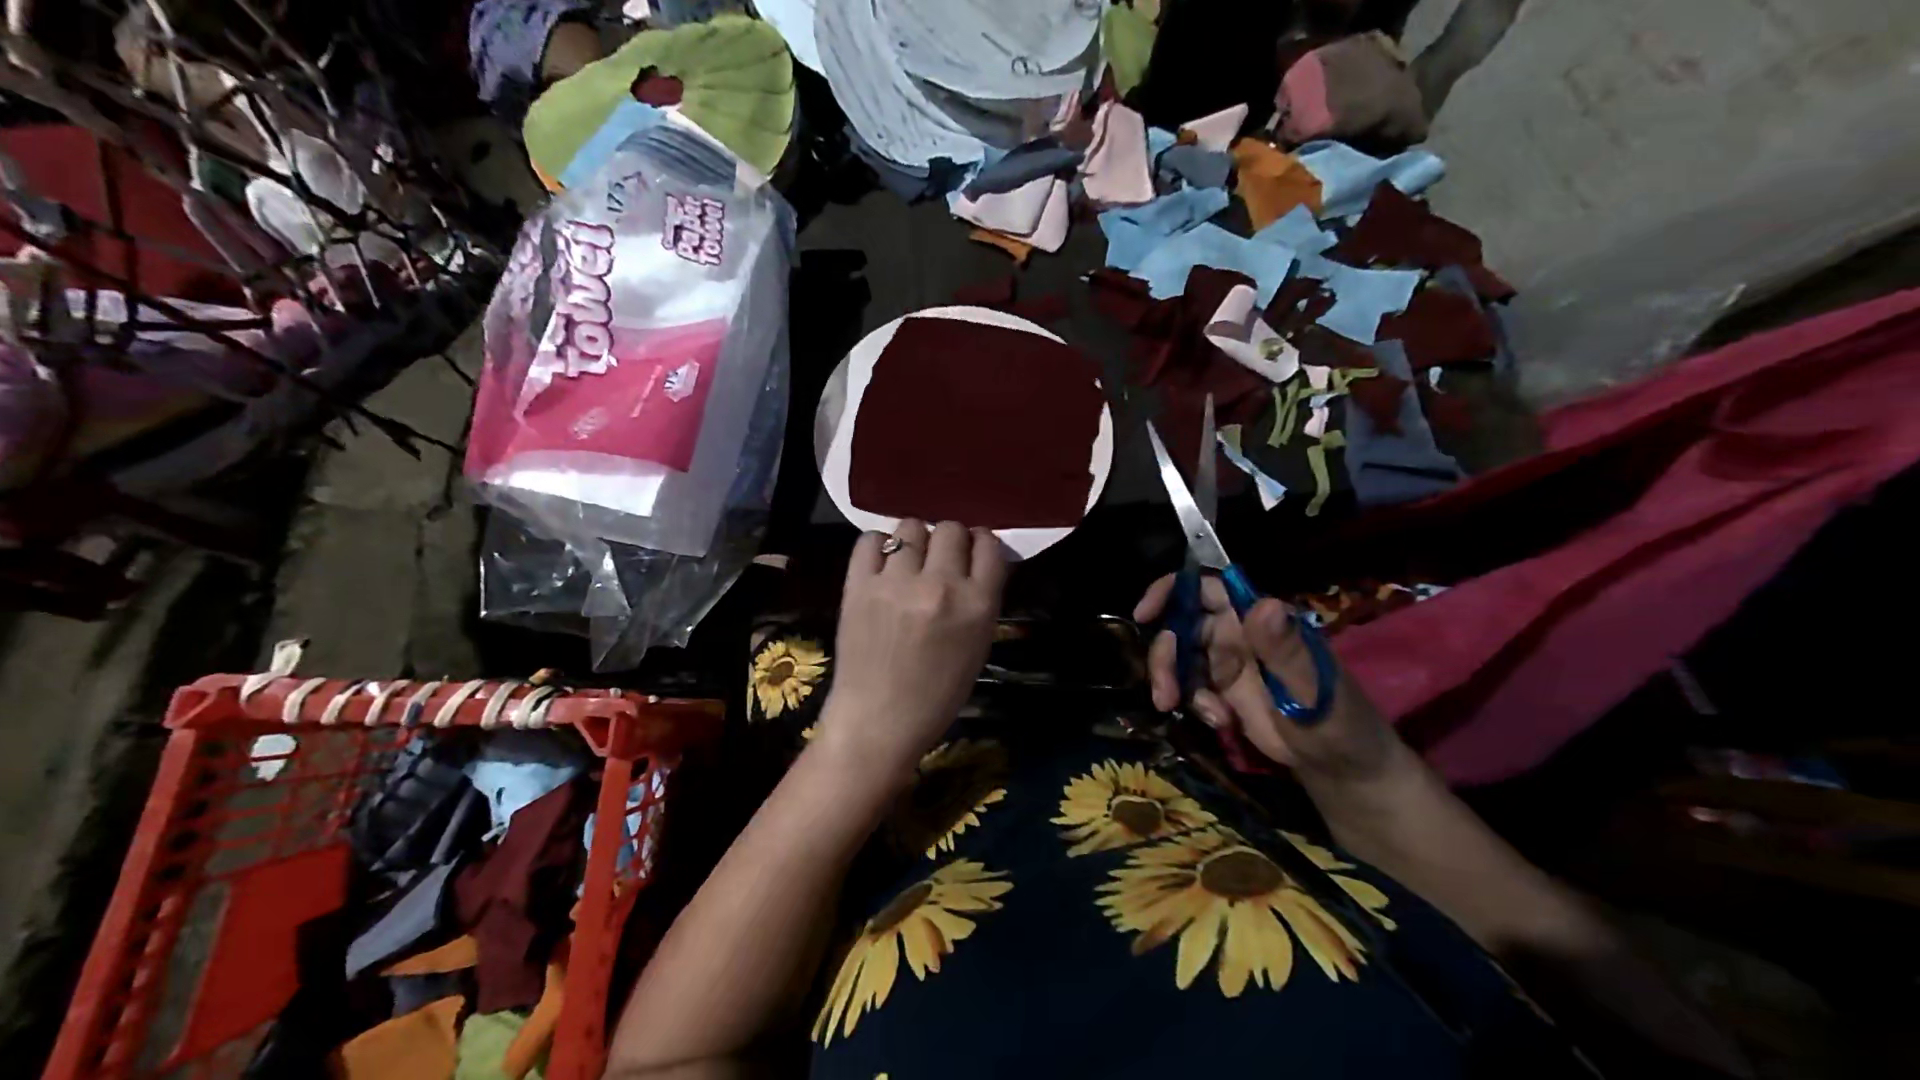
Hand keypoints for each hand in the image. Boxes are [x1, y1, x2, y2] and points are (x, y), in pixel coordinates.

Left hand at [815, 520, 1007, 777]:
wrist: (879, 721)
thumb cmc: (936, 694)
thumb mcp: (978, 646)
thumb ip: (981, 599)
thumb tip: (975, 560)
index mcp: (977, 605)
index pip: (988, 544)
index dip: (982, 542)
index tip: (973, 550)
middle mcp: (940, 586)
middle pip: (951, 529)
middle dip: (950, 539)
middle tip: (940, 558)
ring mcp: (896, 583)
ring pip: (911, 527)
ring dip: (915, 539)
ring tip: (909, 560)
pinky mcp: (859, 585)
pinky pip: (870, 540)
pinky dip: (879, 545)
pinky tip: (882, 564)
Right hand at [1134, 574, 1401, 786]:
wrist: (1344, 769)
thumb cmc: (1338, 724)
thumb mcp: (1312, 690)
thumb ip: (1285, 650)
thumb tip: (1263, 604)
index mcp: (1260, 620)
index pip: (1207, 587)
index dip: (1171, 590)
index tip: (1145, 613)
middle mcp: (1239, 633)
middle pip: (1182, 625)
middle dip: (1165, 655)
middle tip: (1164, 693)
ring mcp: (1229, 662)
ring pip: (1179, 656)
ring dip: (1171, 681)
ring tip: (1189, 713)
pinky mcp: (1222, 690)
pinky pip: (1190, 685)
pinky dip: (1192, 703)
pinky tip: (1220, 724)